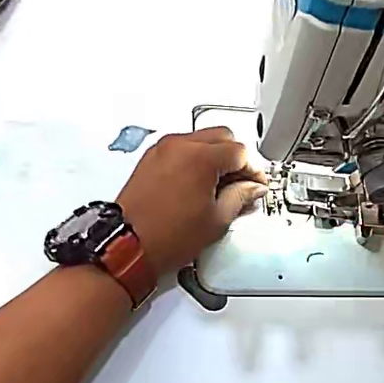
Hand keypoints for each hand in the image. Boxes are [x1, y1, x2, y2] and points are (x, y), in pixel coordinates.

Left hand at [117, 127, 267, 273]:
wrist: (127, 245)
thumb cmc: (164, 237)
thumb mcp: (216, 220)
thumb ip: (240, 197)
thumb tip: (251, 188)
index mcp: (200, 157)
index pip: (241, 152)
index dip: (254, 170)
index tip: (256, 184)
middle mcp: (179, 146)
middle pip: (222, 137)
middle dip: (236, 158)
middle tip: (242, 183)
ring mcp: (162, 150)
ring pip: (200, 139)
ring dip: (214, 156)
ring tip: (220, 186)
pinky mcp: (150, 159)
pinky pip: (180, 148)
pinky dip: (193, 159)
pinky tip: (198, 184)